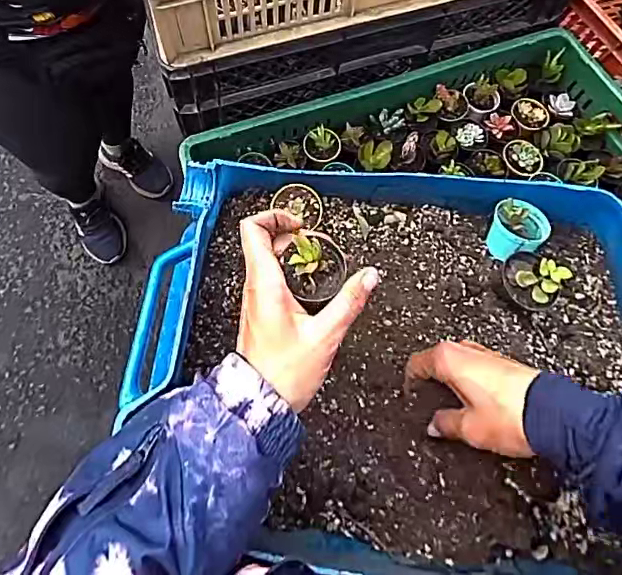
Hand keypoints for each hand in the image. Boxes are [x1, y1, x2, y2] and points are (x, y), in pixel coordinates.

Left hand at [237, 208, 378, 411]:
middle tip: (314, 242)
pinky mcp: (259, 310)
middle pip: (261, 238)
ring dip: (289, 251)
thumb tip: (368, 277)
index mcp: (264, 283)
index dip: (275, 215)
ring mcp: (254, 298)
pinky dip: (287, 269)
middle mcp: (254, 286)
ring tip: (315, 260)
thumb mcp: (325, 335)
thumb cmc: (283, 374)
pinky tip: (308, 284)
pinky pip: (268, 276)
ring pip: (264, 257)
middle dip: (290, 232)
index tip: (301, 224)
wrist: (258, 406)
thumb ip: (349, 302)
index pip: (253, 228)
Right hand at [404, 341, 539, 457]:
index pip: (417, 363)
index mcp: (450, 358)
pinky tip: (477, 403)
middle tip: (430, 406)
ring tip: (455, 408)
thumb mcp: (469, 428)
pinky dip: (470, 381)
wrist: (551, 412)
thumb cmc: (511, 414)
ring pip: (458, 363)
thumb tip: (435, 424)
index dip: (410, 383)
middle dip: (431, 381)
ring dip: (452, 380)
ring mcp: (485, 354)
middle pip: (437, 360)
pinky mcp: (501, 362)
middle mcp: (466, 349)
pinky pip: (476, 367)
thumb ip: (446, 424)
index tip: (411, 398)